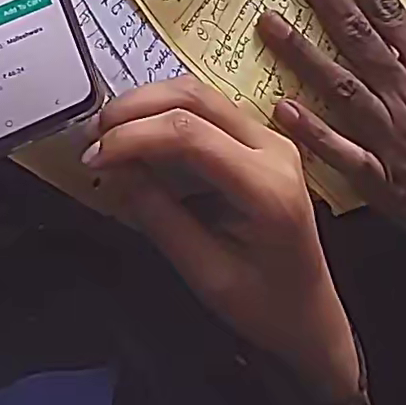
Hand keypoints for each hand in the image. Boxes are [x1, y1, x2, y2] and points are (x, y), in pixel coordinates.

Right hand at [86, 77, 361, 402]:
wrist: (311, 313)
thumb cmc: (265, 306)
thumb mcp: (205, 274)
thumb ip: (159, 216)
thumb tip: (115, 167)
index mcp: (267, 186)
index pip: (191, 135)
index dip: (135, 136)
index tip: (95, 155)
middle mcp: (273, 147)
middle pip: (195, 98)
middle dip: (136, 107)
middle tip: (94, 132)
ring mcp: (268, 135)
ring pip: (199, 92)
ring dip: (147, 101)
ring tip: (108, 128)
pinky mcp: (257, 135)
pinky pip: (206, 105)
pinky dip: (164, 108)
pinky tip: (138, 126)